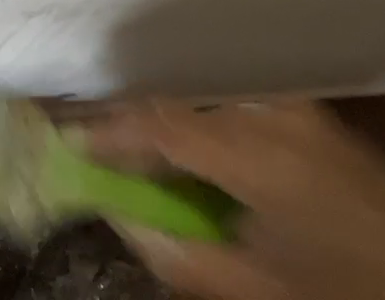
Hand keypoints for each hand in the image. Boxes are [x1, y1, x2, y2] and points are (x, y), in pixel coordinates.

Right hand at [78, 99, 384, 299]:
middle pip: (180, 105)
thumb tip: (115, 213)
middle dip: (134, 129)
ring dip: (170, 129)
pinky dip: (207, 129)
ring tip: (145, 159)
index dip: (105, 130)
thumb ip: (177, 252)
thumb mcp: (257, 291)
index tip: (64, 141)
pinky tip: (202, 160)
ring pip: (208, 104)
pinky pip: (240, 110)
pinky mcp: (320, 120)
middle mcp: (276, 114)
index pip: (160, 122)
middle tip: (98, 152)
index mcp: (260, 153)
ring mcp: (303, 111)